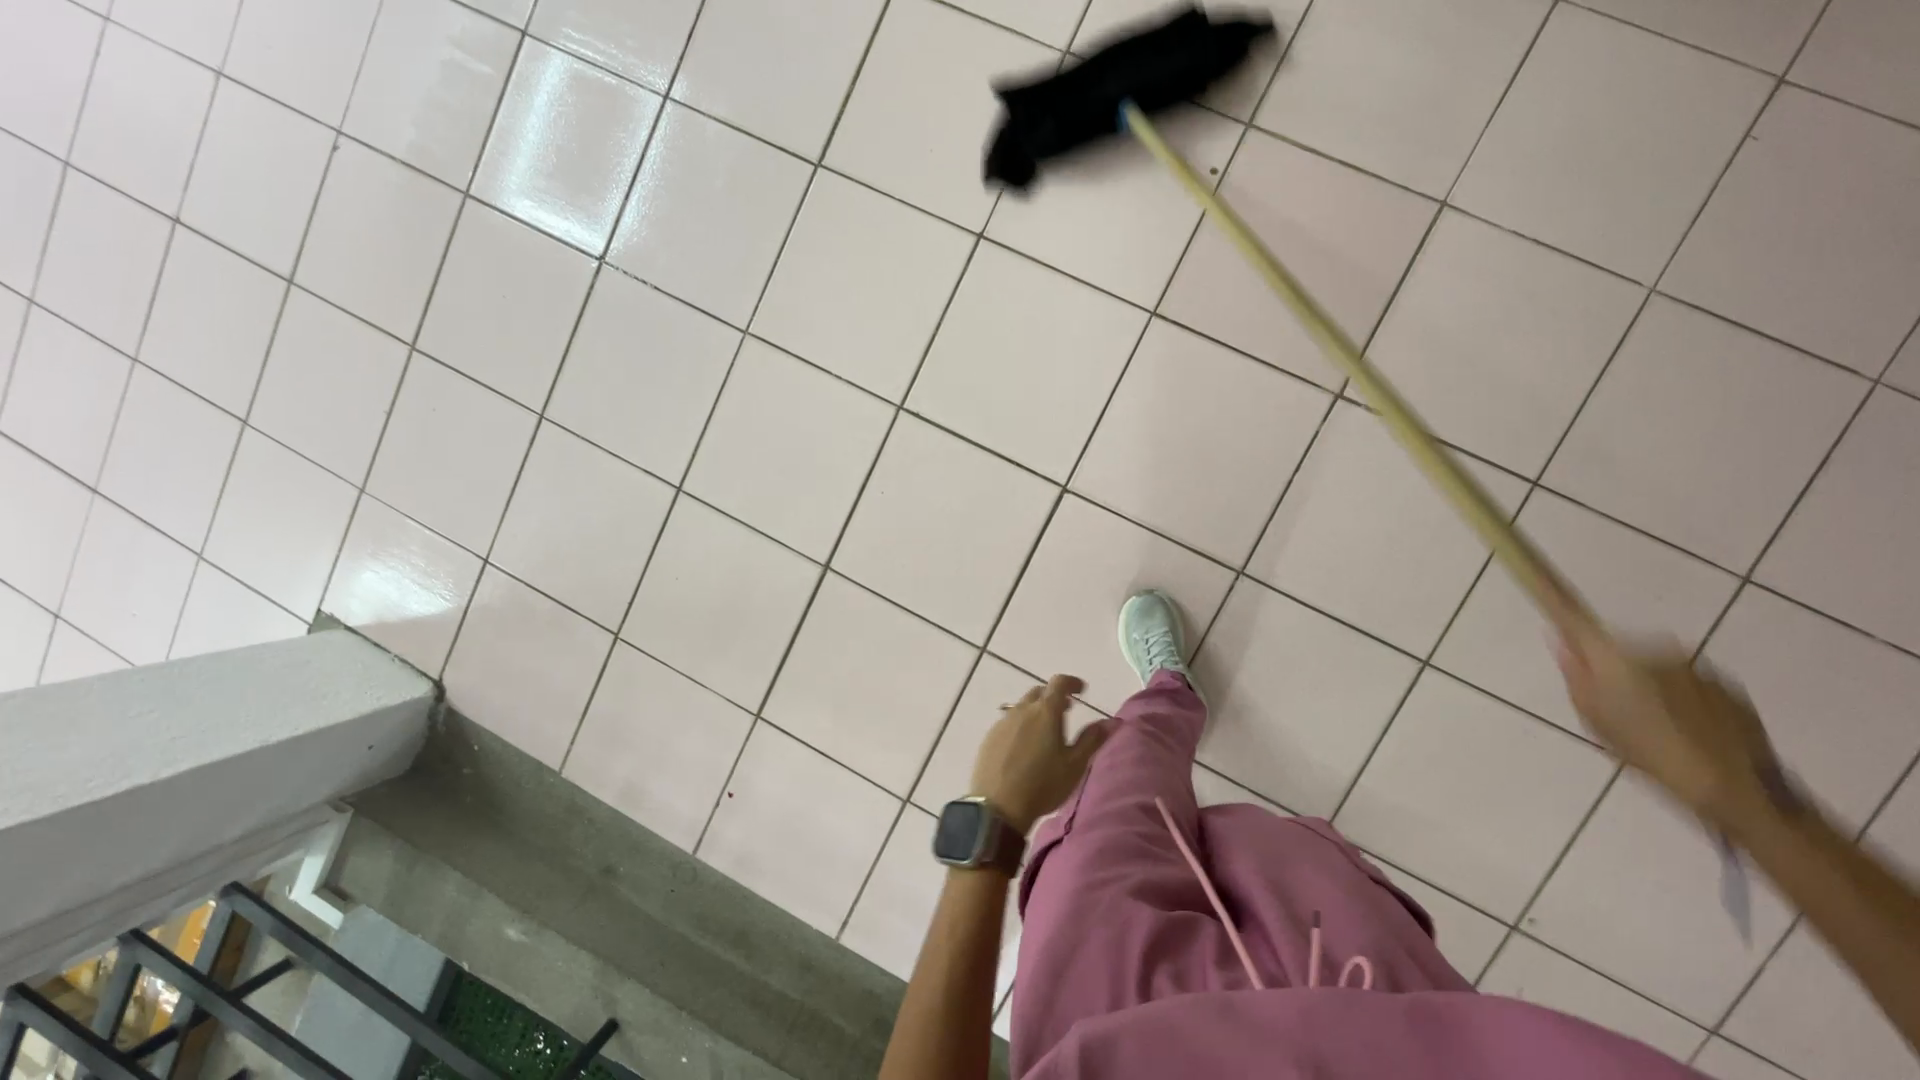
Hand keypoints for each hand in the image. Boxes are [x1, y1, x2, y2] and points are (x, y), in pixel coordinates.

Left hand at [970, 674, 1107, 833]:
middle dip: (1054, 697)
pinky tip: (1024, 746)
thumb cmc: (1043, 784)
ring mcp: (1002, 723)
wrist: (997, 806)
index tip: (1081, 690)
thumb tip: (1113, 721)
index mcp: (1045, 712)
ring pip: (1021, 707)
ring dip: (1036, 711)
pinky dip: (1021, 724)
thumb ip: (1093, 739)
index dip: (1072, 682)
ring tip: (1046, 731)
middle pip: (1039, 692)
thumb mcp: (1075, 765)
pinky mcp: (988, 738)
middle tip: (1066, 711)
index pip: (1059, 683)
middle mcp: (1021, 710)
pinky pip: (1008, 722)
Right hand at [1557, 625, 1781, 830]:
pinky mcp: (1728, 685)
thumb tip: (1558, 639)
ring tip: (1656, 728)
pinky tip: (1684, 732)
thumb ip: (1577, 679)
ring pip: (1658, 667)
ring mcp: (1698, 666)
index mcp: (1620, 659)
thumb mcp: (1599, 725)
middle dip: (1616, 670)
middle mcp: (1659, 650)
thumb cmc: (1655, 760)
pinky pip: (1690, 683)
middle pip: (1623, 649)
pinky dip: (1682, 700)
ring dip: (1652, 686)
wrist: (1740, 790)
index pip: (1579, 622)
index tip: (1544, 593)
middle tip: (1615, 709)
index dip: (1560, 604)